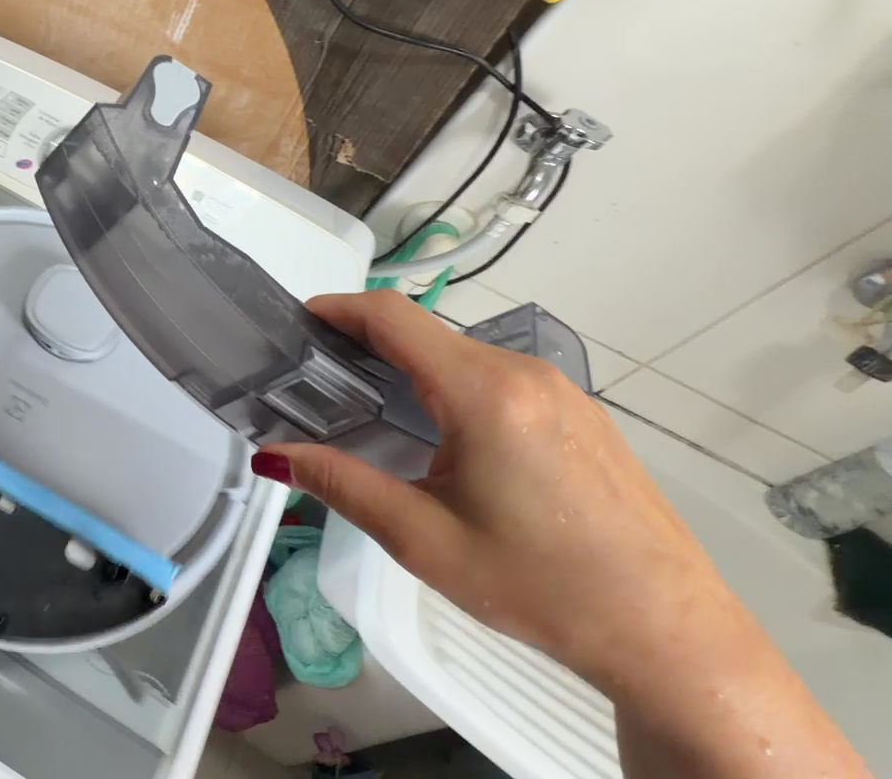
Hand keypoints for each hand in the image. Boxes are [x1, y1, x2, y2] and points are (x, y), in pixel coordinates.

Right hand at [253, 291, 731, 686]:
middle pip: (426, 333)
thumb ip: (339, 483)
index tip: (297, 322)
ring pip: (463, 357)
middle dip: (365, 343)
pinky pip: (499, 380)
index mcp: (484, 393)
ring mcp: (564, 394)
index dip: (338, 308)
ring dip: (408, 368)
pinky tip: (438, 437)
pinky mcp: (583, 418)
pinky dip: (450, 387)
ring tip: (368, 409)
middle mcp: (527, 375)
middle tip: (318, 379)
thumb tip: (270, 457)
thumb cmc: (541, 586)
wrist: (675, 639)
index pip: (394, 316)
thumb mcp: (422, 538)